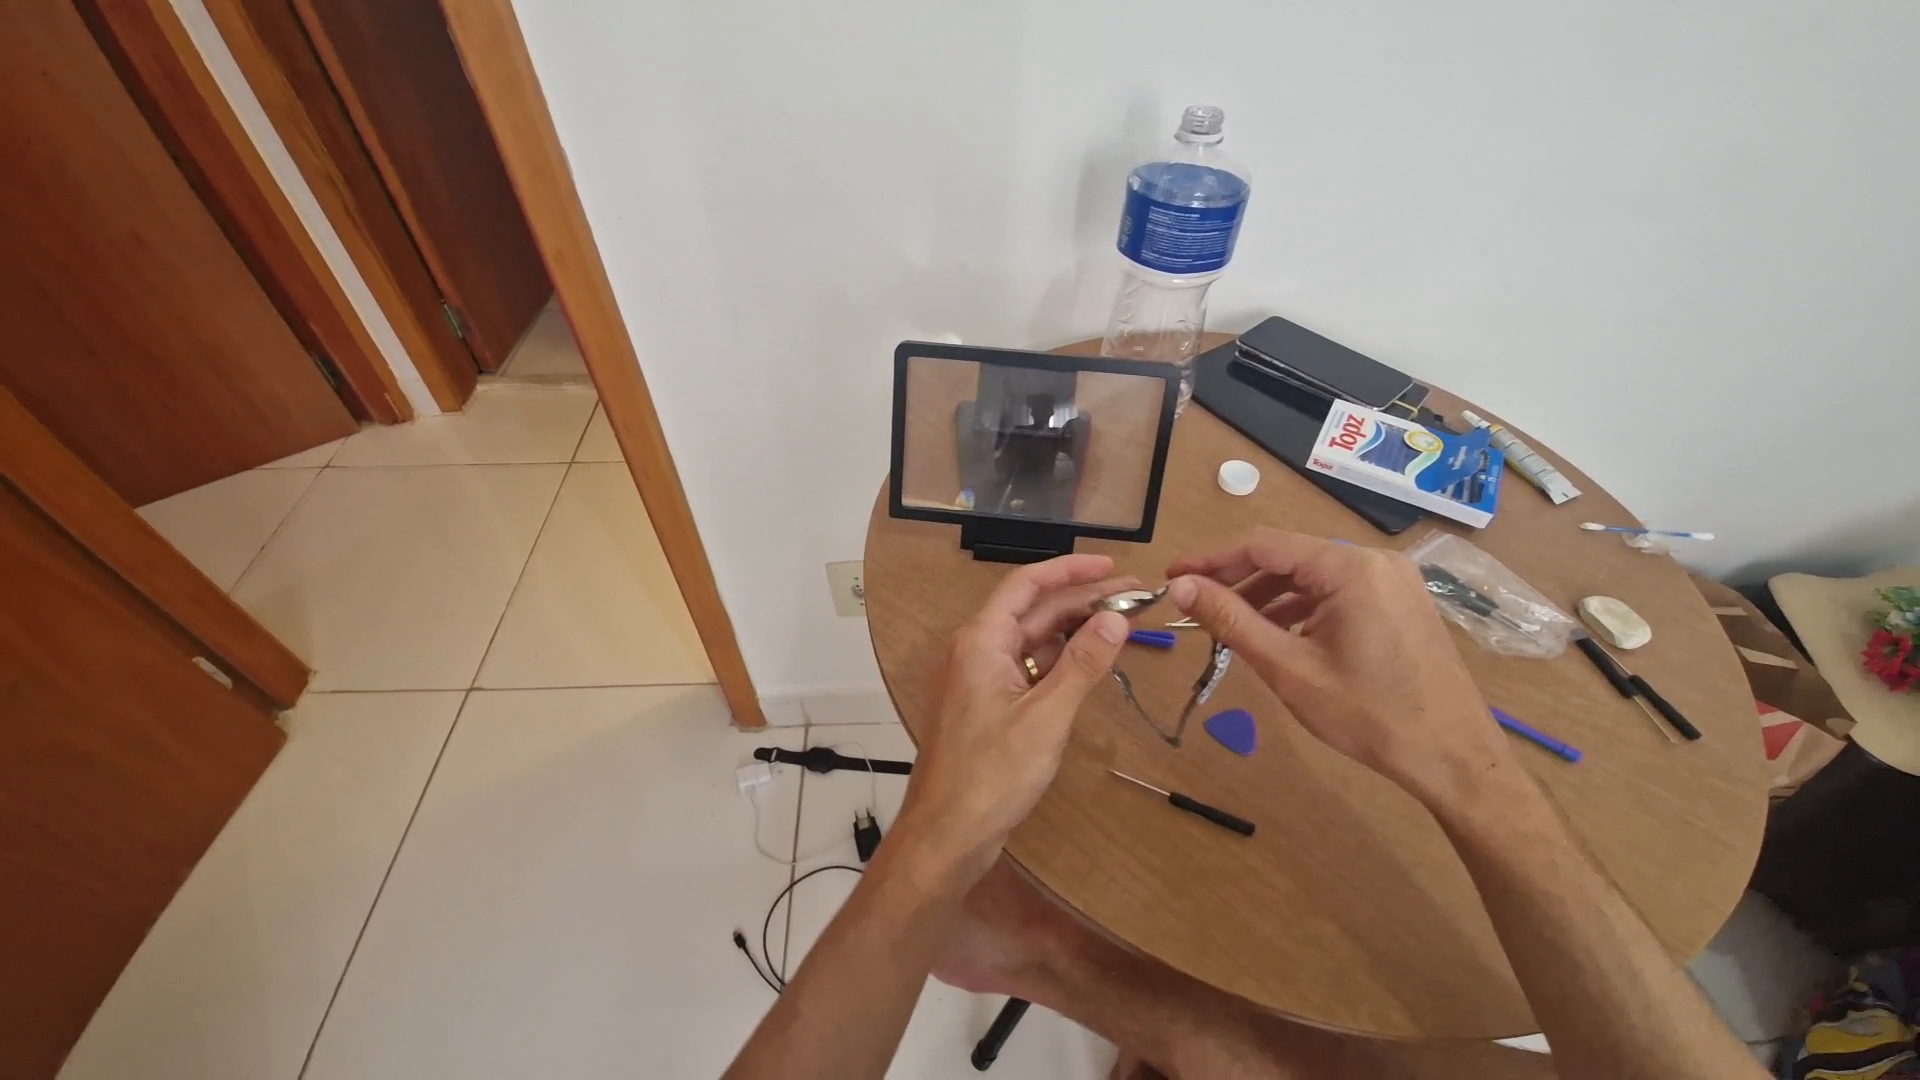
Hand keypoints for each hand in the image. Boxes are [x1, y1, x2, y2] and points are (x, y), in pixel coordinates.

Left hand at [896, 554, 1132, 884]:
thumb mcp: (1045, 716)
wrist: (946, 833)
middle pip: (1034, 611)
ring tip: (1123, 624)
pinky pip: (1027, 669)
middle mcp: (976, 650)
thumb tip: (1117, 619)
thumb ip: (1082, 664)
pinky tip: (1091, 662)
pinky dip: (1060, 662)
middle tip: (1136, 598)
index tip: (1112, 565)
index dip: (1070, 569)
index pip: (1027, 584)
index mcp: (981, 640)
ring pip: (1032, 641)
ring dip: (1074, 632)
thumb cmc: (991, 774)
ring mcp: (979, 679)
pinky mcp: (986, 705)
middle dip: (1083, 601)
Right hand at [1165, 530, 1515, 809]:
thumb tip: (1180, 586)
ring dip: (1265, 594)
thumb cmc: (1368, 716)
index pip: (1261, 544)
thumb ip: (1230, 620)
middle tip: (1194, 604)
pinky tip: (1276, 633)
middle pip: (1286, 555)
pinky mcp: (1399, 600)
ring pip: (1309, 573)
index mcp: (1348, 568)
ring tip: (1229, 626)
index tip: (1172, 576)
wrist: (1454, 758)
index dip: (1210, 559)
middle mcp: (1373, 560)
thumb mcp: (1288, 668)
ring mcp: (1391, 579)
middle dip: (1236, 579)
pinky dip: (1298, 606)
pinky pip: (1335, 590)